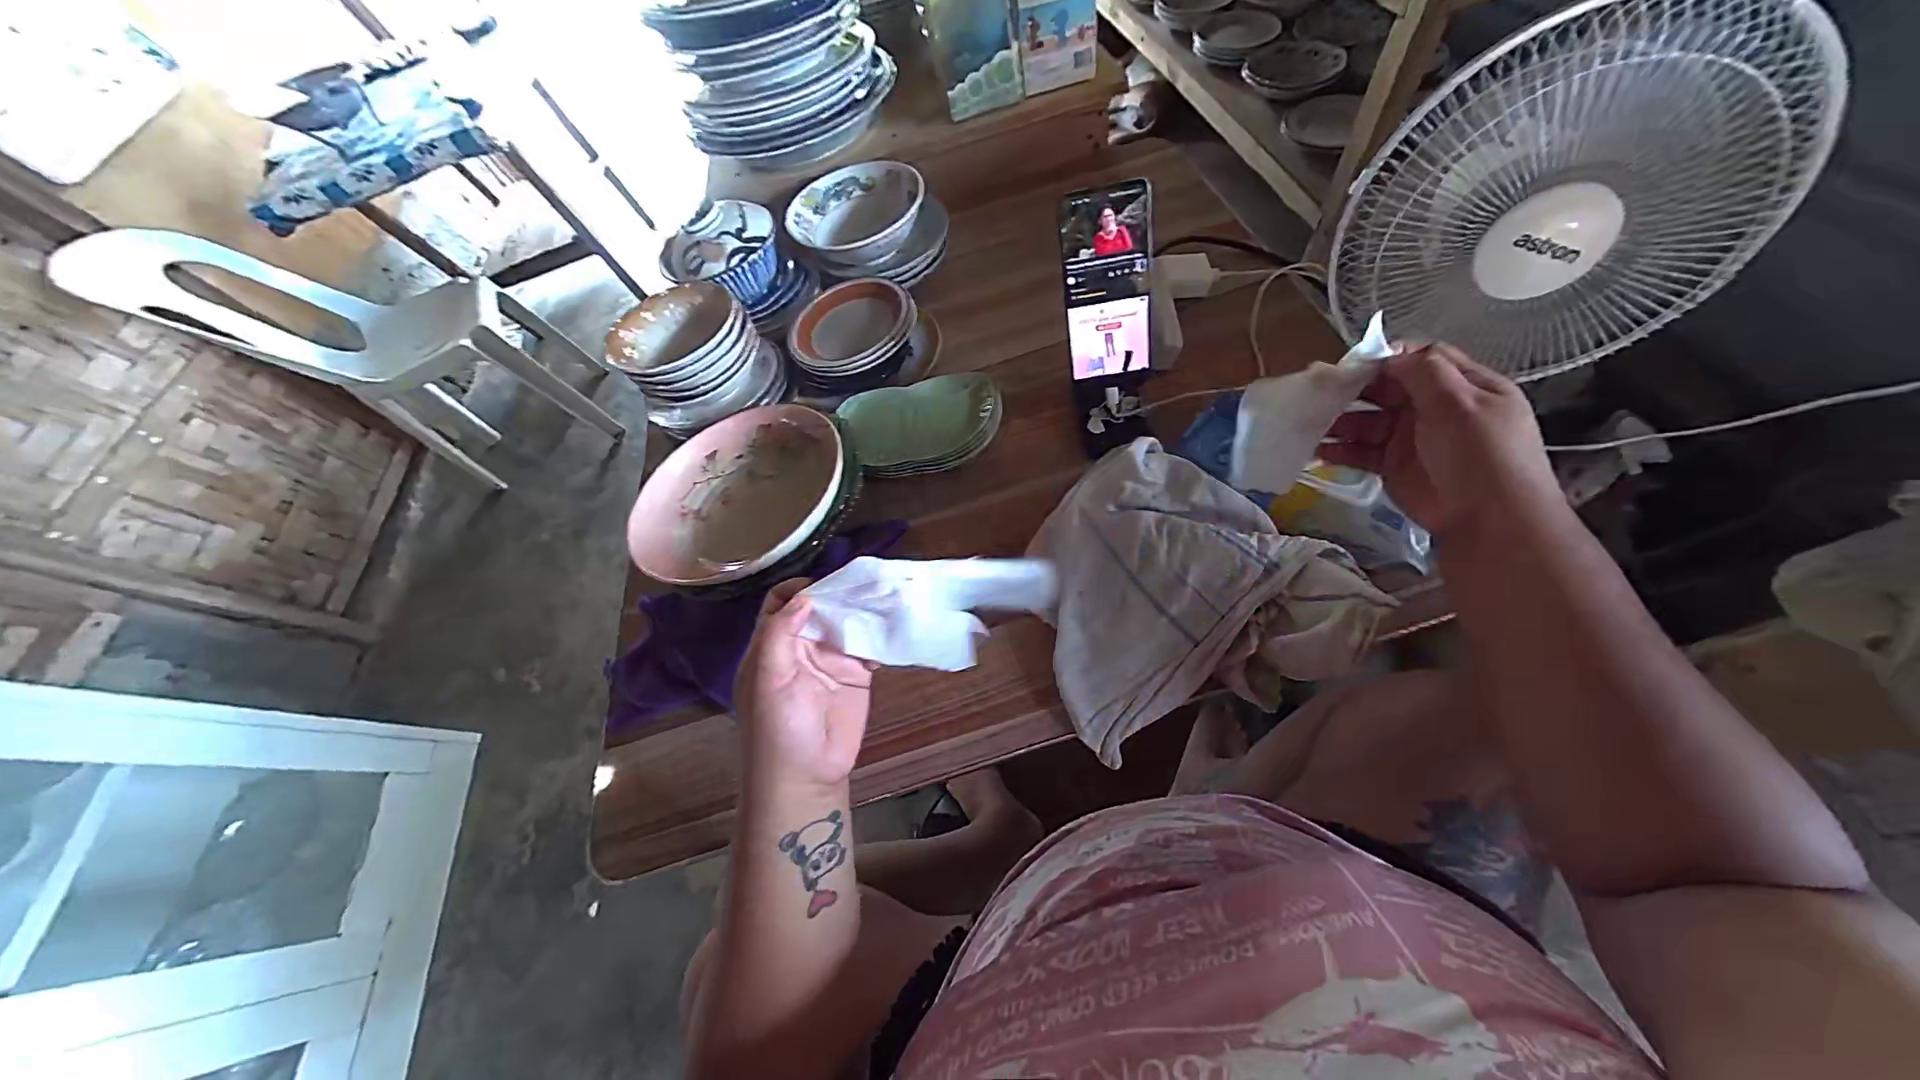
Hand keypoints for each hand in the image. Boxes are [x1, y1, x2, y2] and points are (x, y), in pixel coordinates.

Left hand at [734, 579, 874, 789]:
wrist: (806, 776)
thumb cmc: (777, 729)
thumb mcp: (767, 679)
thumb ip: (779, 635)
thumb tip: (804, 598)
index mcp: (774, 644)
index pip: (782, 602)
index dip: (799, 589)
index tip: (824, 586)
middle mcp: (803, 646)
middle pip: (820, 608)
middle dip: (839, 594)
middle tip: (863, 584)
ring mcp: (832, 659)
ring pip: (847, 623)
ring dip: (862, 610)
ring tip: (883, 598)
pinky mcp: (857, 674)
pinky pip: (870, 646)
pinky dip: (881, 634)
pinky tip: (892, 626)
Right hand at [1319, 343, 1564, 535]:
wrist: (1489, 519)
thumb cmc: (1481, 455)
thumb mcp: (1462, 404)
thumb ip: (1426, 373)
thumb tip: (1391, 355)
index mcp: (1461, 386)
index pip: (1421, 359)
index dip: (1387, 358)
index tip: (1353, 364)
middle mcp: (1435, 408)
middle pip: (1388, 388)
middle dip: (1354, 388)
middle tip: (1320, 391)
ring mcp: (1412, 438)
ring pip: (1368, 420)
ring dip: (1340, 420)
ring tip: (1311, 423)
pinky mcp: (1393, 466)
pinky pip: (1360, 451)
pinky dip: (1339, 449)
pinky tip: (1318, 450)